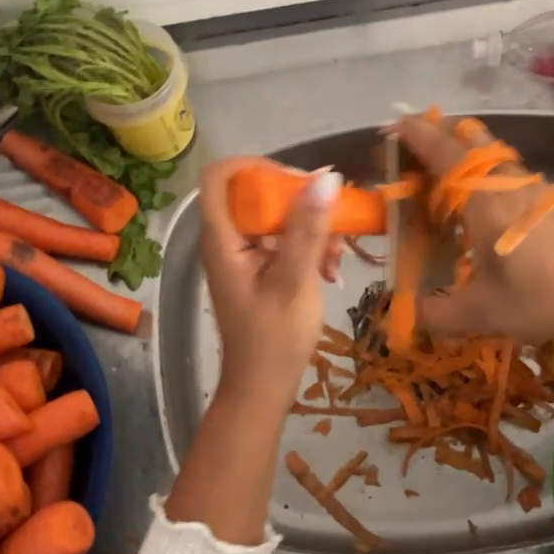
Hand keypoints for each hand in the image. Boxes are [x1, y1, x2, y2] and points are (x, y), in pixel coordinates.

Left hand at [198, 158, 342, 410]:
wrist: (262, 389)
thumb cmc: (273, 340)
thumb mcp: (295, 281)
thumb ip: (308, 229)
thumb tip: (327, 178)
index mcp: (221, 239)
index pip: (219, 176)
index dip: (253, 164)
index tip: (293, 177)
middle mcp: (225, 240)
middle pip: (254, 192)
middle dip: (296, 201)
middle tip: (329, 216)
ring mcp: (240, 254)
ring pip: (273, 216)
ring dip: (309, 227)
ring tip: (335, 255)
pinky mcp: (256, 268)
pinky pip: (280, 239)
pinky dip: (306, 246)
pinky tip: (330, 270)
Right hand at [396, 115, 553, 347]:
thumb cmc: (544, 300)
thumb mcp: (482, 315)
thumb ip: (434, 313)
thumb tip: (401, 315)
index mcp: (485, 202)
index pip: (444, 153)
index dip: (416, 136)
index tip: (391, 126)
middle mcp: (507, 184)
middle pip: (468, 138)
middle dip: (435, 131)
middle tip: (407, 142)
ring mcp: (531, 187)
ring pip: (488, 151)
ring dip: (458, 148)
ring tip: (434, 167)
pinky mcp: (547, 198)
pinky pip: (503, 168)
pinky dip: (478, 167)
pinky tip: (475, 197)